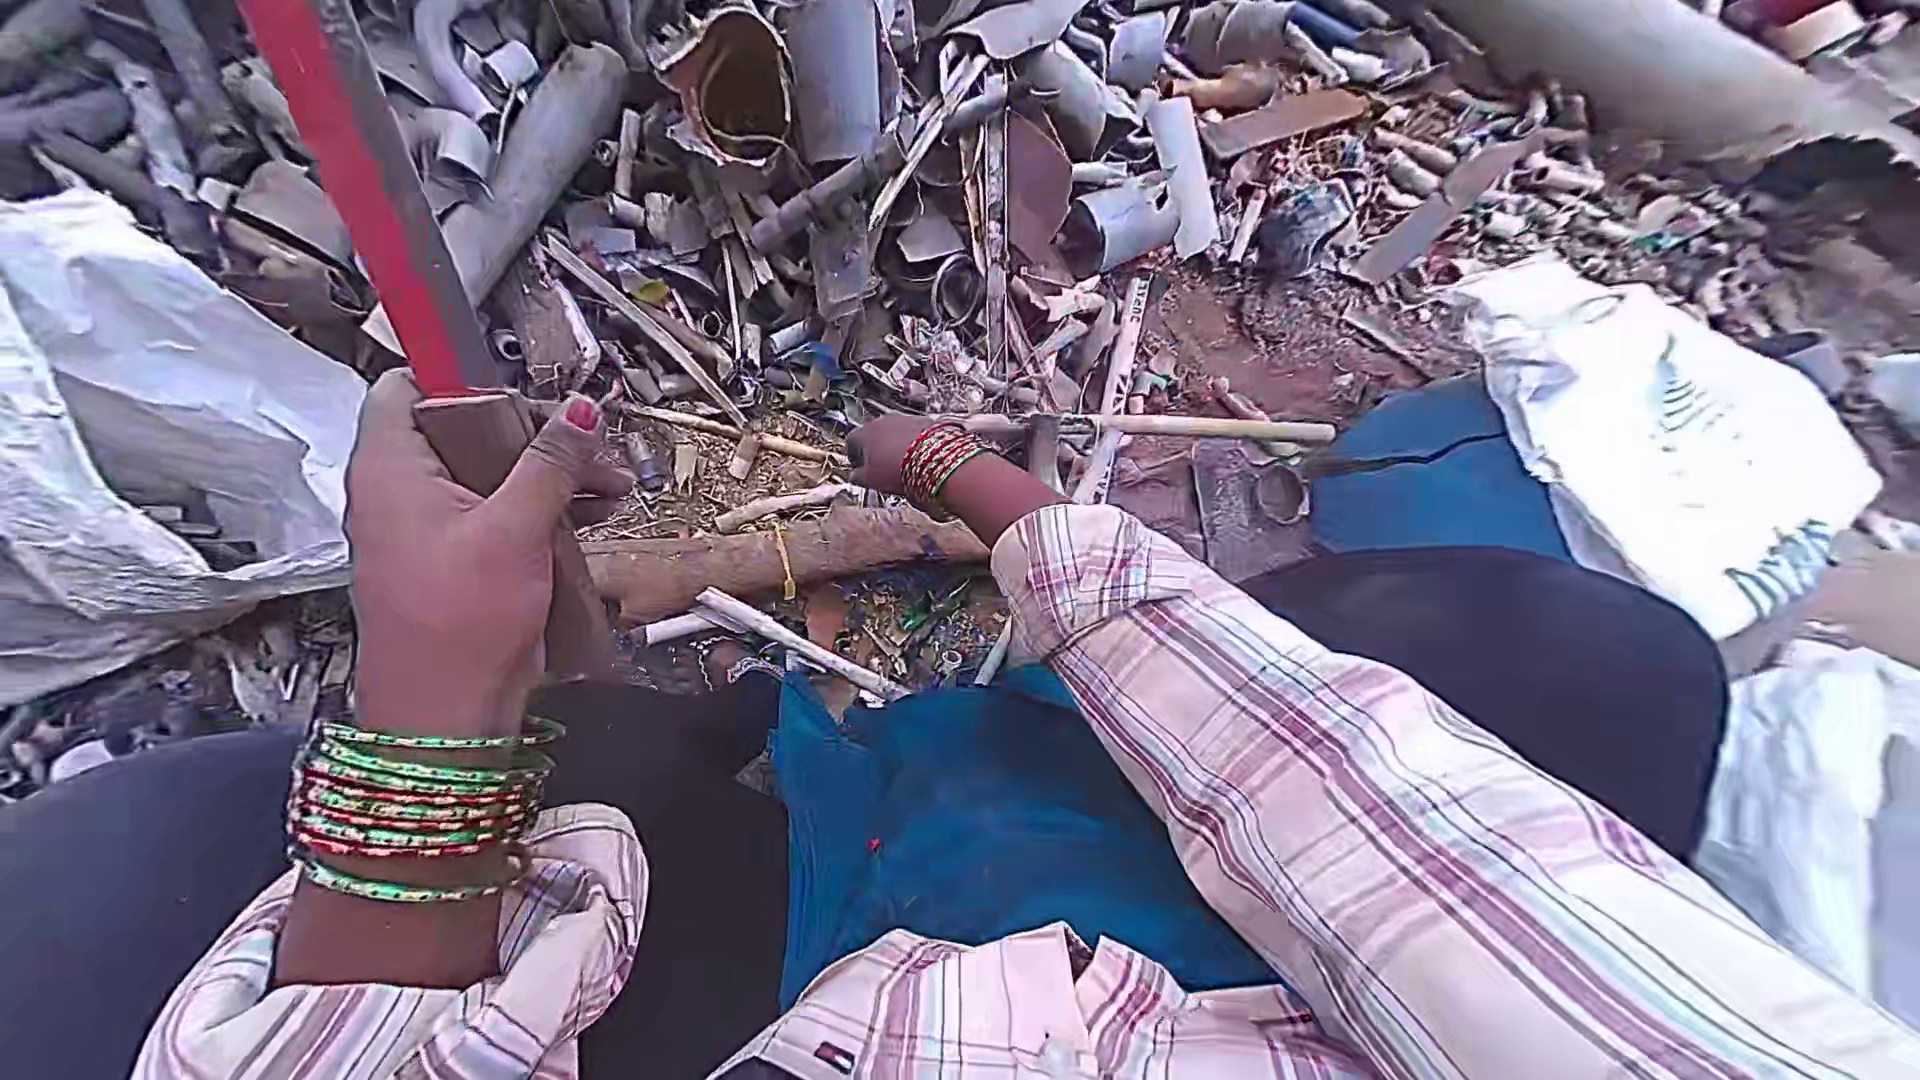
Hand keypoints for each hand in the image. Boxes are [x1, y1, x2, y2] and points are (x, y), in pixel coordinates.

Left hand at [345, 370, 630, 737]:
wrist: (452, 706)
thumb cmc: (465, 613)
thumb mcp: (514, 528)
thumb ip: (549, 463)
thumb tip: (583, 409)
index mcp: (395, 470)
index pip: (409, 391)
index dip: (464, 379)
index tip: (530, 393)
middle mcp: (413, 489)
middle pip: (475, 432)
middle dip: (542, 435)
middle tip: (598, 448)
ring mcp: (446, 523)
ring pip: (503, 473)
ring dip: (560, 473)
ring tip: (616, 485)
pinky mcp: (476, 552)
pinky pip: (514, 510)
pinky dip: (555, 505)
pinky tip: (600, 511)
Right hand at [845, 414, 940, 496]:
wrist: (934, 460)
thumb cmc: (898, 470)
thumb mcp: (871, 480)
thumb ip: (858, 476)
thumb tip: (855, 476)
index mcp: (864, 433)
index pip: (852, 442)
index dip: (855, 456)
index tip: (860, 467)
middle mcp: (883, 421)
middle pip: (874, 434)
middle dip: (877, 449)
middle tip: (882, 466)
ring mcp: (905, 418)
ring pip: (895, 431)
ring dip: (896, 444)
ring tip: (903, 463)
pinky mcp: (925, 420)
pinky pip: (915, 431)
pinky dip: (914, 442)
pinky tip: (919, 457)